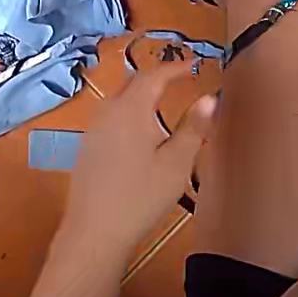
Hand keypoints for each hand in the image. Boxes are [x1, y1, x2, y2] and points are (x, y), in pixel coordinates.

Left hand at [61, 61, 215, 257]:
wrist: (95, 232)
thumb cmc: (141, 197)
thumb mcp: (177, 162)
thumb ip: (194, 127)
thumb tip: (209, 99)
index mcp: (131, 111)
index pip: (154, 76)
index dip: (174, 68)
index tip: (193, 65)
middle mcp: (108, 113)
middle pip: (132, 83)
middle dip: (157, 77)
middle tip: (179, 79)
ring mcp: (93, 131)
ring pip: (119, 100)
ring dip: (142, 95)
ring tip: (164, 102)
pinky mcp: (87, 148)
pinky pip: (111, 117)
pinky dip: (130, 112)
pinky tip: (141, 132)